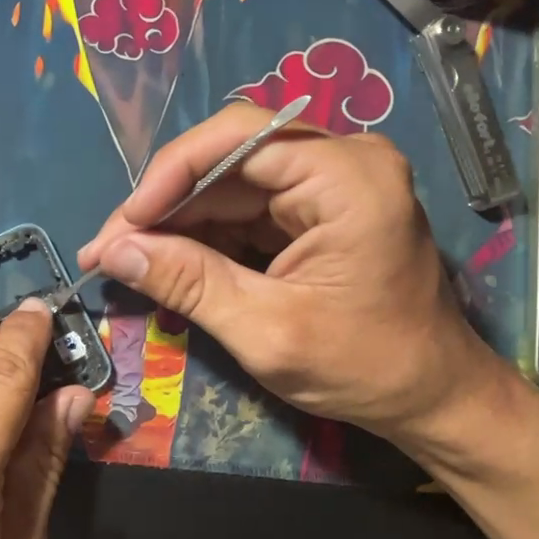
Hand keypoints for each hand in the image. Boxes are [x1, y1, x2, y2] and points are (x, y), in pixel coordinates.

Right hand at [76, 102, 506, 445]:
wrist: (432, 398)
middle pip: (226, 159)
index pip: (236, 140)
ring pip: (227, 184)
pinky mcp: (316, 211)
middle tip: (107, 250)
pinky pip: (244, 209)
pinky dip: (200, 236)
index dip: (166, 177)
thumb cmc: (363, 367)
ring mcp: (329, 184)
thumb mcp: (266, 330)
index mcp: (346, 177)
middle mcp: (340, 162)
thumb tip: (113, 252)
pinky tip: (160, 260)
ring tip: (120, 259)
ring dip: (173, 222)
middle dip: (162, 205)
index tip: (120, 228)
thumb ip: (188, 283)